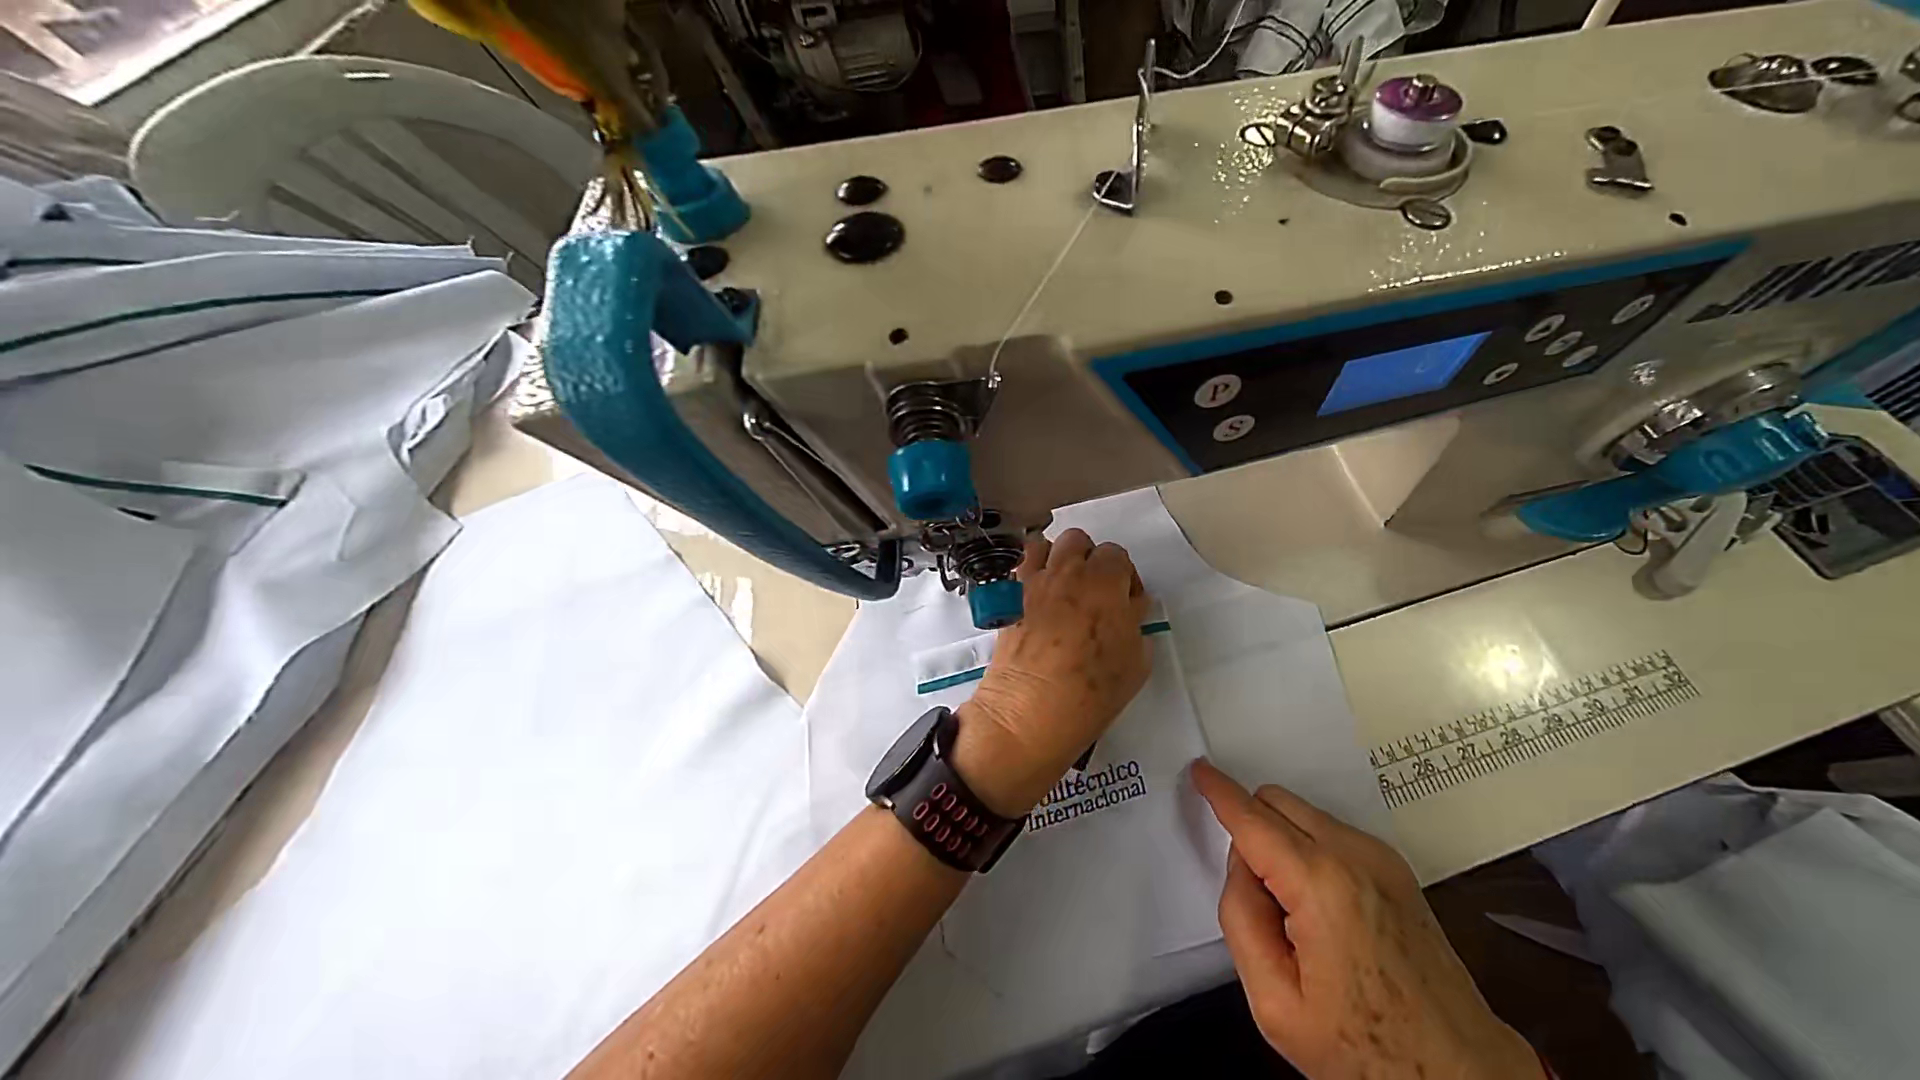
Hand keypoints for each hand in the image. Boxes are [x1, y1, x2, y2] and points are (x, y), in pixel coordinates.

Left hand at [950, 529, 1151, 815]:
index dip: (1124, 577)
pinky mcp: (1010, 599)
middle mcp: (1067, 573)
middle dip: (1090, 559)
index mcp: (1104, 583)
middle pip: (1080, 541)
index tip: (1126, 601)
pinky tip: (1038, 597)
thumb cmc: (1090, 692)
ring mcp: (1034, 583)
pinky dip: (1030, 571)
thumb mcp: (1136, 662)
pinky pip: (1020, 567)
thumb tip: (1127, 613)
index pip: (1117, 555)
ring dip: (1057, 558)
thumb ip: (1134, 625)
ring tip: (1063, 587)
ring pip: (1045, 544)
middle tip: (1096, 590)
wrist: (1031, 711)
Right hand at [1191, 760, 1543, 1079]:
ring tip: (1291, 914)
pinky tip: (1317, 909)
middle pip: (1276, 801)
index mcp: (1320, 885)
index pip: (1252, 819)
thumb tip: (1243, 869)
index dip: (1219, 792)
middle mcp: (1355, 856)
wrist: (1462, 1077)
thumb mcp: (1275, 1000)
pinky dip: (1306, 847)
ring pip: (1301, 814)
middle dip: (1249, 824)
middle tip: (1252, 893)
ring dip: (1279, 839)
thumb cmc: (1369, 1050)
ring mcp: (1381, 859)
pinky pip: (1329, 832)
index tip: (1200, 771)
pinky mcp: (1396, 869)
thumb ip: (1240, 917)